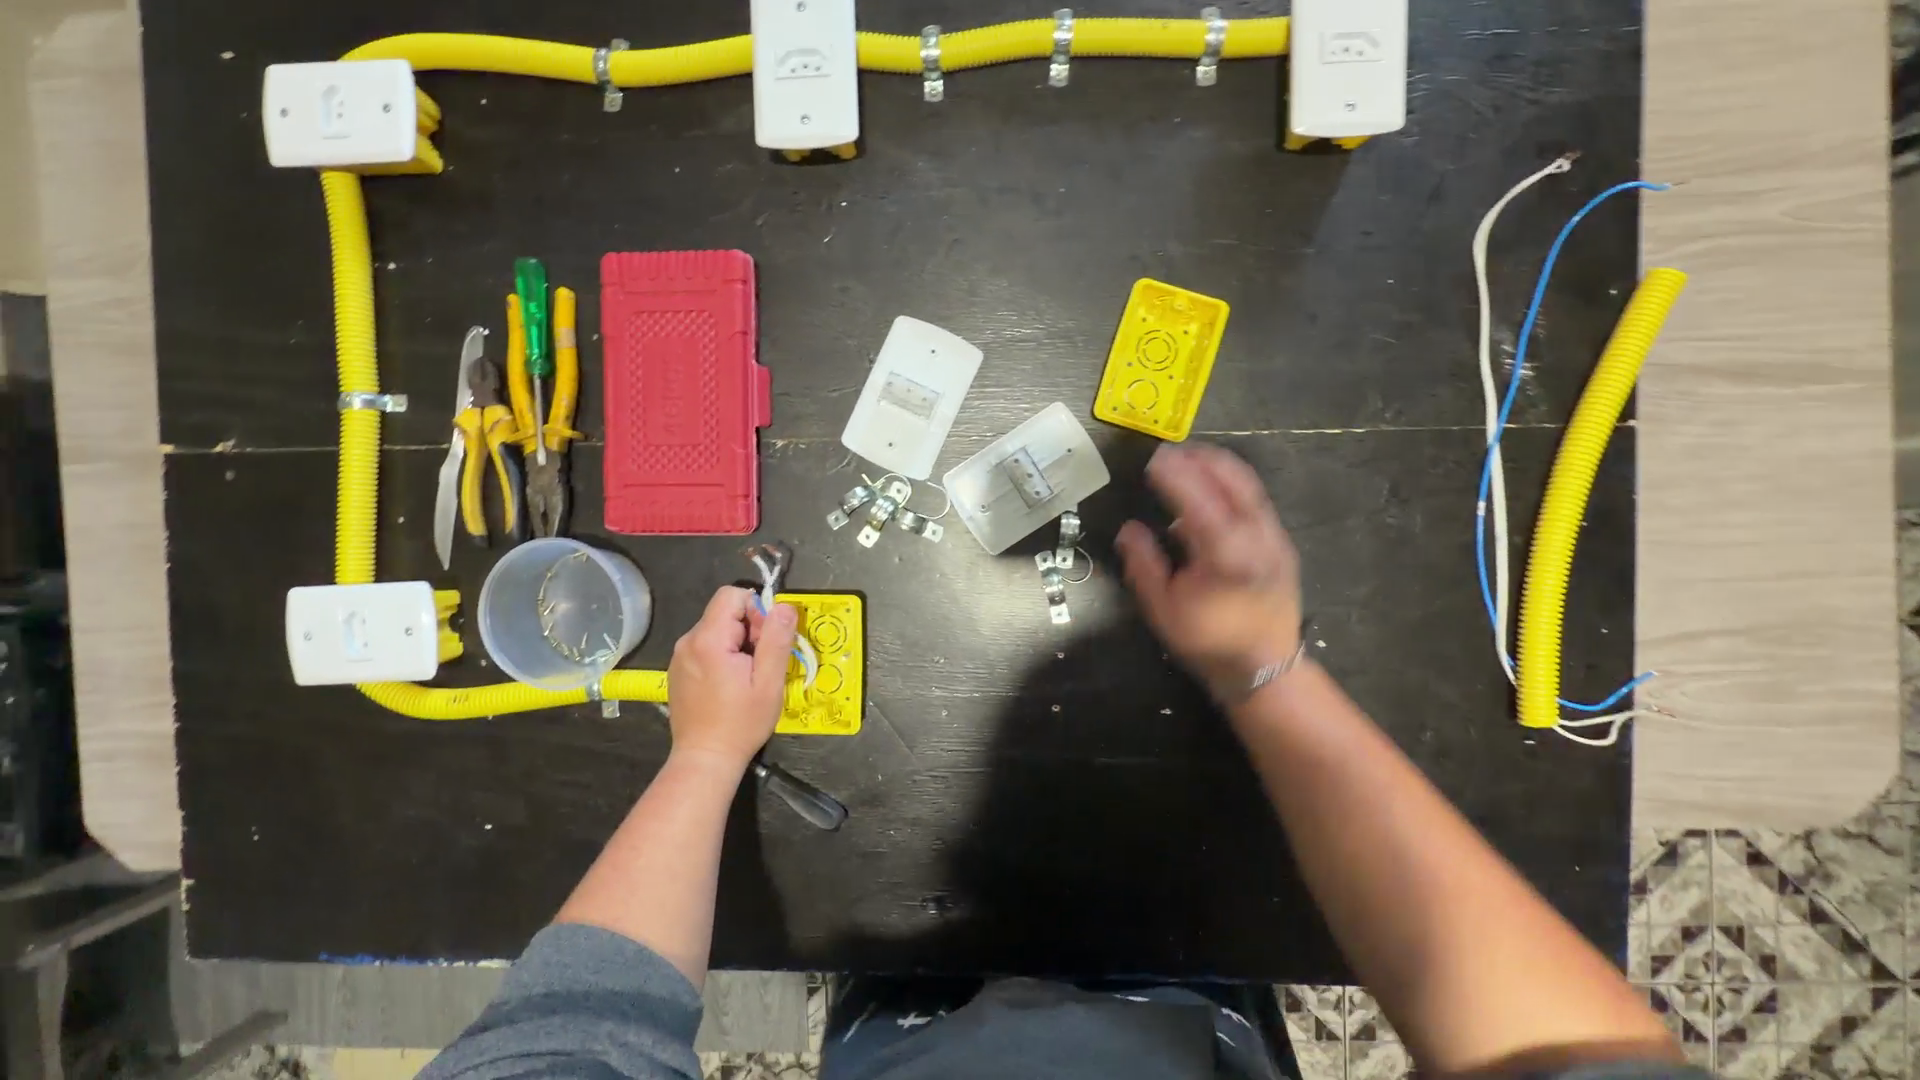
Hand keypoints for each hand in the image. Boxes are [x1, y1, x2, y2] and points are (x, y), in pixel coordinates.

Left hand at [666, 586, 799, 769]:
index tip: (765, 640)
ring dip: (737, 643)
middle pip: (724, 611)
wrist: (705, 759)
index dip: (755, 609)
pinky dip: (722, 655)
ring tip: (746, 677)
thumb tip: (785, 606)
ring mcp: (679, 656)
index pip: (732, 594)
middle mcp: (688, 641)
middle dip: (748, 628)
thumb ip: (776, 640)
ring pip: (716, 629)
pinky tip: (729, 684)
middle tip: (760, 664)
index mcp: (708, 640)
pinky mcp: (678, 670)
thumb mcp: (769, 683)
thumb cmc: (741, 723)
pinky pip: (705, 646)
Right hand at [1116, 443, 1302, 698]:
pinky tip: (1211, 499)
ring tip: (1190, 464)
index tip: (1152, 459)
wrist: (1265, 667)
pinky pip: (1255, 502)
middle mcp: (1256, 534)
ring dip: (1217, 469)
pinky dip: (1231, 488)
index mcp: (1224, 549)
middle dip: (1199, 458)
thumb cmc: (1209, 641)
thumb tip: (1129, 530)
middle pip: (1231, 477)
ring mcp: (1274, 536)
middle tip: (1170, 453)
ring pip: (1248, 486)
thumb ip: (1144, 564)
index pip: (1196, 494)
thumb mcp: (1164, 608)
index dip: (1173, 471)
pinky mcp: (1281, 544)